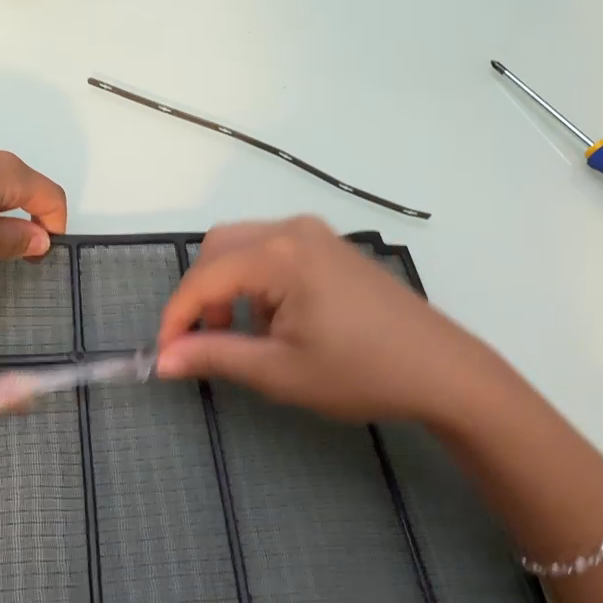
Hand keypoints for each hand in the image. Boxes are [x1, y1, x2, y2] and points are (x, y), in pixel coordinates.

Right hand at [155, 217, 501, 423]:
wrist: (441, 368)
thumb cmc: (360, 372)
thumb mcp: (280, 371)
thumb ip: (215, 357)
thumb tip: (162, 360)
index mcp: (279, 254)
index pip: (204, 277)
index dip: (177, 316)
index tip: (166, 354)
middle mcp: (293, 230)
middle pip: (219, 248)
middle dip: (202, 294)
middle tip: (209, 340)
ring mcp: (315, 233)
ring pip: (244, 246)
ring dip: (229, 286)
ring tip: (251, 336)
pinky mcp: (330, 245)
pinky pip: (272, 249)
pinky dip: (256, 280)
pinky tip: (278, 319)